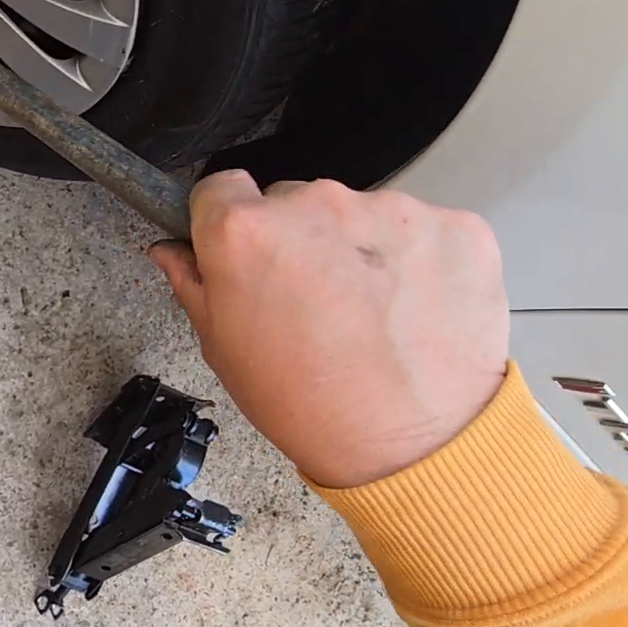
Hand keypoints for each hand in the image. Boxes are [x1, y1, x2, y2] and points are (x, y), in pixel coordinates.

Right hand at [148, 171, 508, 488]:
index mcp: (243, 231)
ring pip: (352, 213)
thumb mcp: (218, 342)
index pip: (219, 187)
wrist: (405, 439)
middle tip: (299, 293)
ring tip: (359, 308)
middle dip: (289, 236)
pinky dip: (407, 258)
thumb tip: (172, 250)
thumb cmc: (299, 396)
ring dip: (349, 246)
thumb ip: (192, 281)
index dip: (220, 218)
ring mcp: (391, 210)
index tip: (233, 246)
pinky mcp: (455, 225)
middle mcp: (314, 204)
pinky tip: (403, 306)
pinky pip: (414, 228)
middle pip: (288, 199)